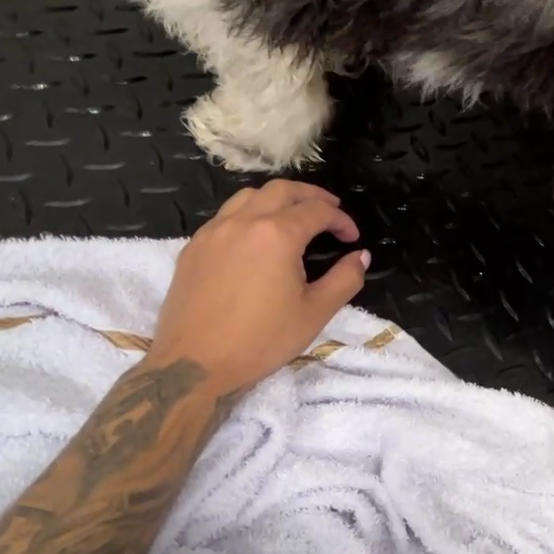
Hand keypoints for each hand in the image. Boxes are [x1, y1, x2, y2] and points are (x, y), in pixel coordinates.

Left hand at [146, 180, 368, 394]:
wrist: (195, 363)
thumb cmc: (261, 340)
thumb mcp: (316, 313)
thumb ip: (345, 279)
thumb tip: (360, 257)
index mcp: (277, 235)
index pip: (317, 211)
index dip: (342, 220)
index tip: (353, 239)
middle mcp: (243, 222)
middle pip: (282, 190)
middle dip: (312, 196)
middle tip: (331, 211)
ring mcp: (213, 232)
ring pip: (249, 196)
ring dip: (278, 199)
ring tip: (294, 216)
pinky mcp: (194, 248)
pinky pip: (226, 215)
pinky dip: (250, 213)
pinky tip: (257, 237)